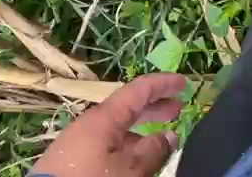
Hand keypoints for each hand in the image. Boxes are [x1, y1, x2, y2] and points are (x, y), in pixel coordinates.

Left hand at [30, 73, 187, 176]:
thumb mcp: (129, 171)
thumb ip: (153, 151)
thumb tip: (170, 136)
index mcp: (104, 117)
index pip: (140, 89)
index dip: (164, 84)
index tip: (185, 84)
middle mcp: (89, 124)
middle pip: (127, 107)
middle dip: (154, 107)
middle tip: (176, 111)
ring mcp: (75, 145)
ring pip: (114, 130)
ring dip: (139, 131)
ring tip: (158, 142)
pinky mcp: (66, 165)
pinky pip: (102, 146)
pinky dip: (123, 146)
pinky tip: (131, 162)